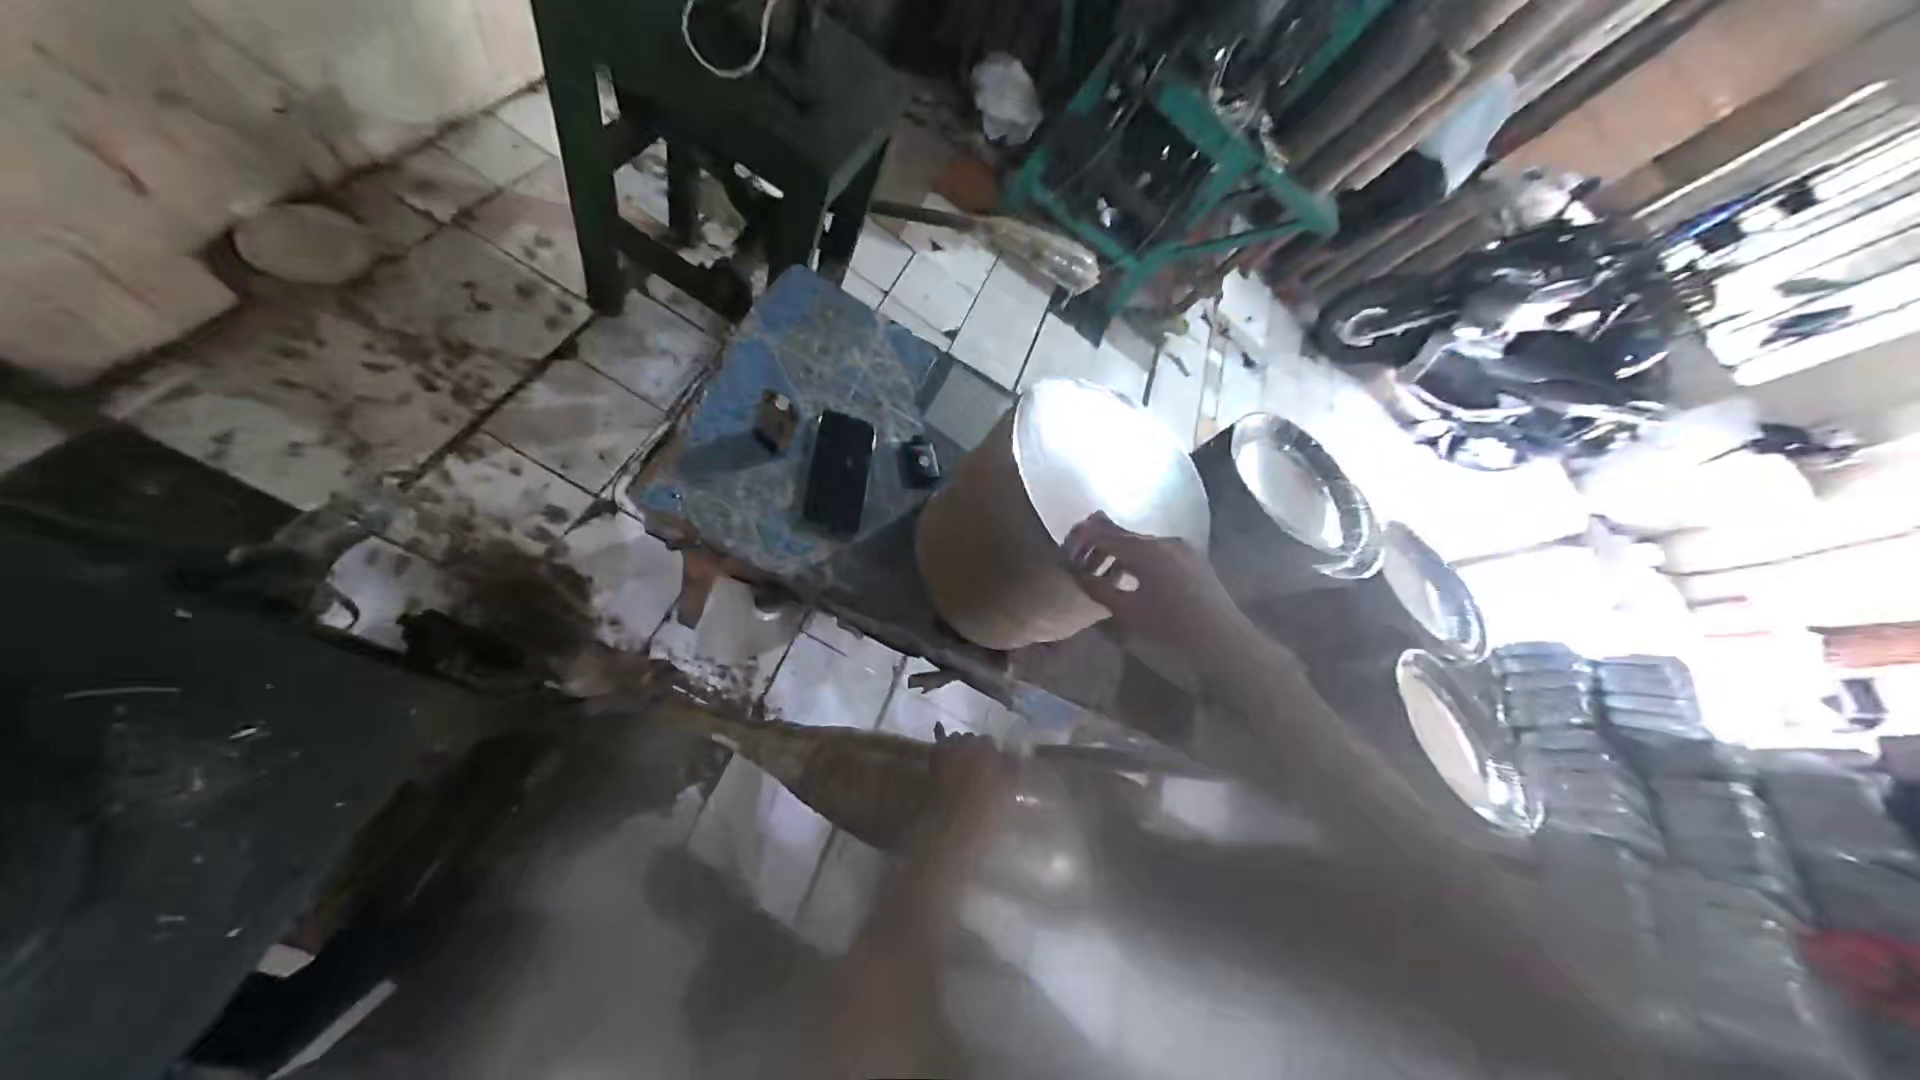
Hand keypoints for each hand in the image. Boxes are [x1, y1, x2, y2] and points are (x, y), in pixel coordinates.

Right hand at [1063, 512, 1257, 666]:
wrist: (1231, 657)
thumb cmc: (1172, 638)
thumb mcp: (1124, 617)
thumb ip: (1095, 590)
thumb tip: (1074, 573)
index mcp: (1147, 550)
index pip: (1100, 532)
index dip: (1077, 540)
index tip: (1061, 556)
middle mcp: (1166, 543)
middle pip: (1121, 536)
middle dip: (1096, 549)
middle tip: (1077, 571)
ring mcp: (1185, 554)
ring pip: (1141, 548)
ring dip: (1117, 559)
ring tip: (1101, 583)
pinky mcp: (1196, 569)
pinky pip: (1157, 559)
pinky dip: (1137, 567)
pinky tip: (1131, 589)